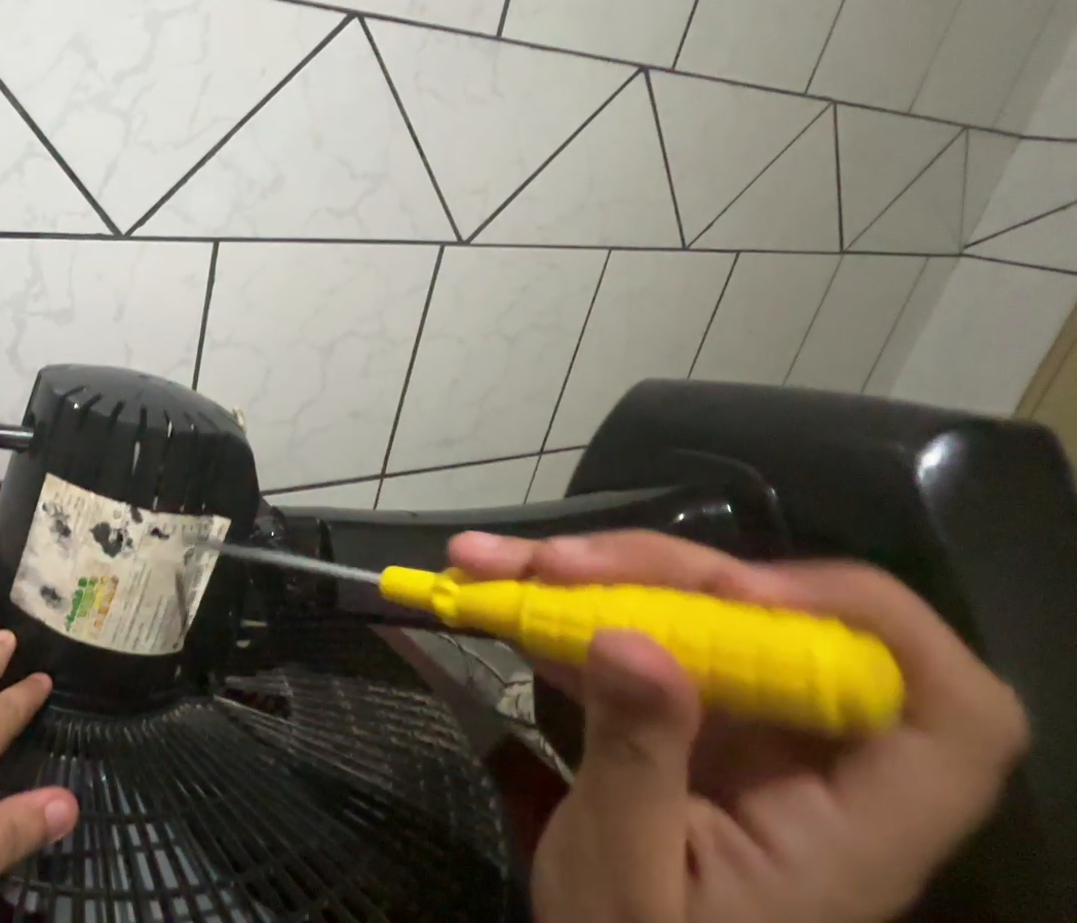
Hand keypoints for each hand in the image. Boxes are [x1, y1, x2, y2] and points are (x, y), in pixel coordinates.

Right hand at [449, 531, 1027, 922]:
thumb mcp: (625, 876)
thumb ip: (638, 761)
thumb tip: (627, 637)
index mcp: (849, 823)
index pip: (951, 711)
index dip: (868, 624)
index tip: (740, 590)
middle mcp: (808, 758)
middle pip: (776, 625)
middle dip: (657, 573)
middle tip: (546, 563)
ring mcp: (740, 732)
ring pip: (692, 617)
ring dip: (588, 578)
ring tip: (484, 560)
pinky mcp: (679, 720)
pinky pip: (633, 641)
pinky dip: (563, 613)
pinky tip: (496, 596)